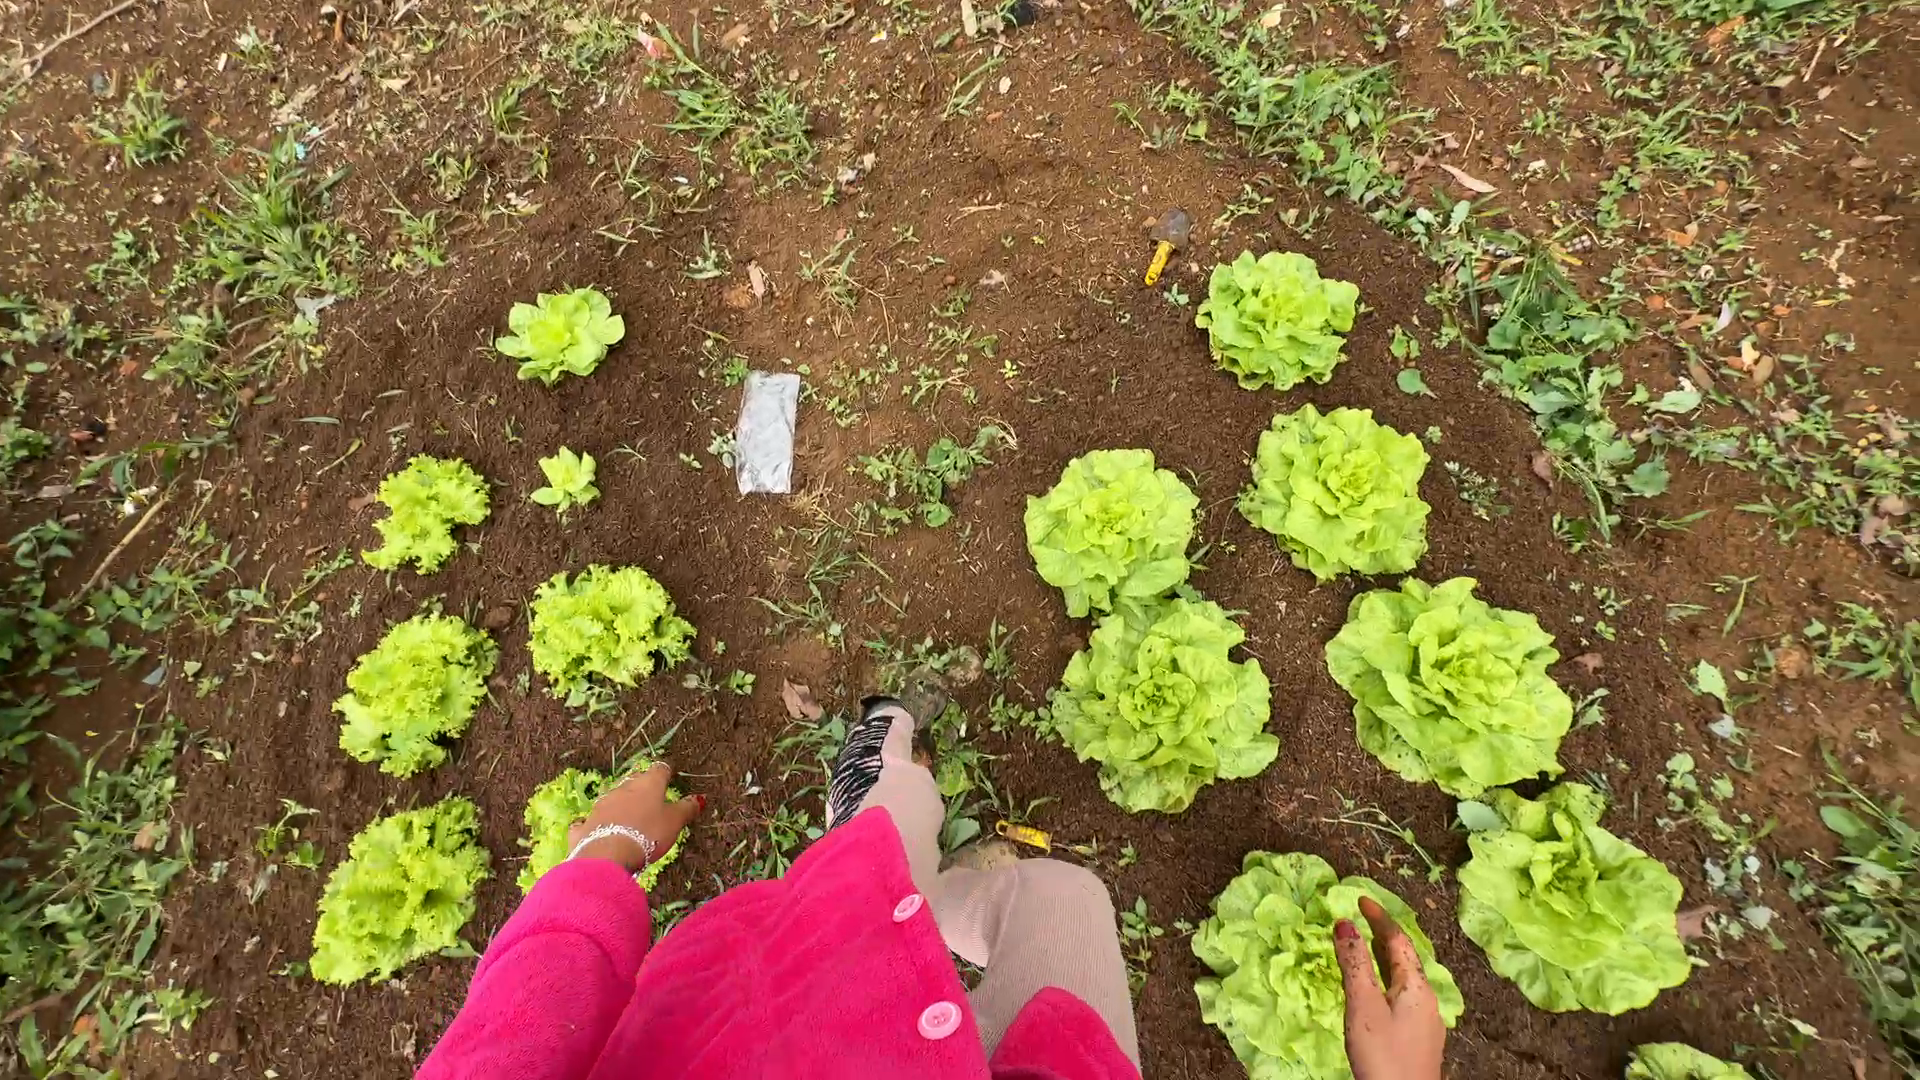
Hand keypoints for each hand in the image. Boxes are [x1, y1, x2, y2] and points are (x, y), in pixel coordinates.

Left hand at [565, 763, 705, 872]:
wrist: (607, 857)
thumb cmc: (648, 834)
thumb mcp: (675, 822)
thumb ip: (687, 808)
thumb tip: (698, 798)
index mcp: (649, 783)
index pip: (660, 769)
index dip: (665, 772)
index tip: (669, 777)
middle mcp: (623, 788)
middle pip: (635, 781)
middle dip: (642, 787)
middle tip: (651, 798)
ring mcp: (601, 805)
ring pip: (613, 799)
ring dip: (621, 805)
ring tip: (629, 818)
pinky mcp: (584, 825)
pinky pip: (592, 821)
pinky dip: (597, 824)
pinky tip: (600, 831)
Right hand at [1333, 895, 1445, 1079]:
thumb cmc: (1382, 1053)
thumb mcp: (1363, 1003)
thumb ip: (1354, 962)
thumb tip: (1345, 923)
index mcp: (1416, 987)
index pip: (1398, 941)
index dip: (1379, 918)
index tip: (1360, 899)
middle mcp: (1425, 1000)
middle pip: (1403, 958)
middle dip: (1382, 934)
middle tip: (1360, 916)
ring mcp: (1424, 1021)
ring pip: (1403, 976)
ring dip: (1382, 955)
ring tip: (1363, 943)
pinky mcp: (1416, 1038)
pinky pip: (1401, 992)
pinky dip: (1384, 976)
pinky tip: (1373, 986)